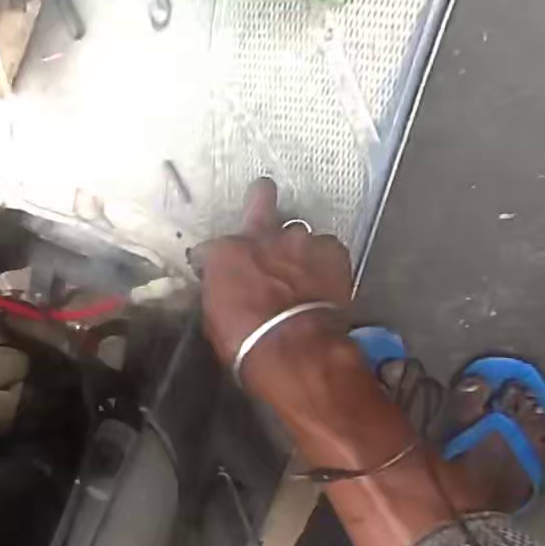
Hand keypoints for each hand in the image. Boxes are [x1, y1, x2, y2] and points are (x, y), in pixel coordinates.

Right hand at [199, 178, 353, 400]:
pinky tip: (322, 280)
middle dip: (260, 197)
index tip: (214, 272)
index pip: (210, 248)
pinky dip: (323, 262)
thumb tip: (223, 288)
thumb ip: (218, 290)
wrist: (293, 349)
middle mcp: (262, 236)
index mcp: (225, 253)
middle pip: (261, 198)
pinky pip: (327, 248)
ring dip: (295, 248)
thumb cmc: (245, 340)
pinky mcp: (333, 251)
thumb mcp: (214, 318)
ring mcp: (300, 240)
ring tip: (300, 269)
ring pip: (297, 233)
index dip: (212, 260)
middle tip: (263, 196)